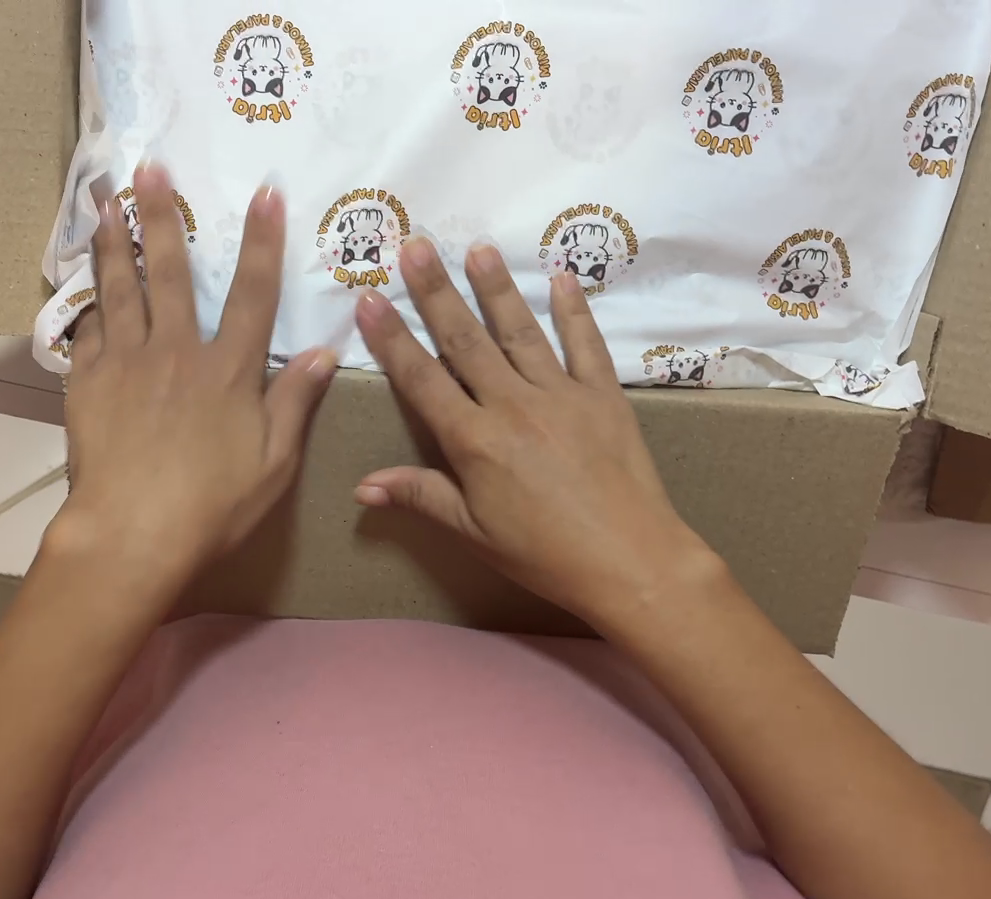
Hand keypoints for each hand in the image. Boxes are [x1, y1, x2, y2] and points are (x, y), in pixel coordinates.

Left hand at [50, 162, 335, 593]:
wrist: (133, 534)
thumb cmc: (213, 506)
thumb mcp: (274, 464)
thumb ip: (295, 404)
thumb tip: (324, 353)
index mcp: (228, 372)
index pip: (254, 296)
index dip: (263, 243)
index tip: (266, 194)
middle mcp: (176, 353)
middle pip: (172, 273)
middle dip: (164, 216)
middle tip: (150, 168)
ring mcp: (125, 364)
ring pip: (121, 289)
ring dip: (116, 241)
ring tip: (105, 200)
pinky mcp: (87, 384)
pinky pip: (88, 332)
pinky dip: (90, 305)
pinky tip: (88, 286)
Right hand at [352, 236, 723, 628]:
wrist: (629, 560)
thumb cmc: (542, 554)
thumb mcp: (473, 532)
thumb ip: (421, 497)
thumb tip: (361, 487)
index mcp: (475, 441)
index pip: (422, 380)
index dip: (392, 339)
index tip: (369, 299)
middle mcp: (513, 405)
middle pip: (467, 341)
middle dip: (437, 292)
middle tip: (417, 246)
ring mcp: (562, 395)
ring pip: (520, 331)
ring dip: (496, 288)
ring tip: (477, 248)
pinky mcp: (604, 396)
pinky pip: (586, 344)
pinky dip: (573, 311)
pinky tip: (562, 279)